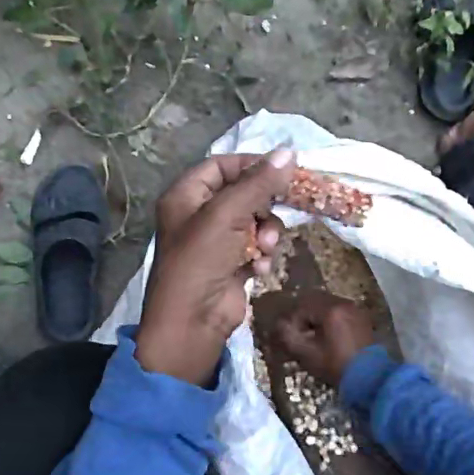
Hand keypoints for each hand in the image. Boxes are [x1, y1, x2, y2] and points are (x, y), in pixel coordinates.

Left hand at [134, 149, 297, 384]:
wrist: (192, 322)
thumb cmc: (201, 261)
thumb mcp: (228, 215)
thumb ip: (258, 183)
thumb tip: (288, 153)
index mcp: (185, 196)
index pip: (221, 166)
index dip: (251, 165)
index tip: (282, 169)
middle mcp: (198, 216)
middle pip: (242, 194)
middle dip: (263, 206)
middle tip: (280, 209)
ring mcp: (215, 243)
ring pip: (254, 222)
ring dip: (266, 234)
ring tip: (265, 248)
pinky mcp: (230, 266)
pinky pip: (255, 249)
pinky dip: (261, 256)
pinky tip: (259, 269)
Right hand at [274, 291, 374, 385]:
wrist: (370, 377)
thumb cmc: (336, 365)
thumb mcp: (307, 354)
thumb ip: (288, 336)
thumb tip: (278, 325)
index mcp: (330, 309)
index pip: (301, 307)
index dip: (292, 321)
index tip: (291, 337)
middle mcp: (343, 303)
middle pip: (315, 301)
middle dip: (303, 316)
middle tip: (299, 333)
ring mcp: (355, 310)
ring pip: (328, 305)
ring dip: (316, 317)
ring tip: (313, 335)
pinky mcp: (362, 318)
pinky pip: (340, 311)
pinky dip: (330, 319)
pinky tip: (329, 336)